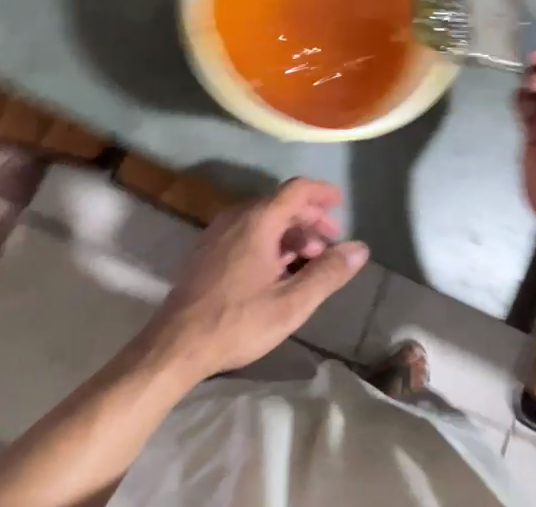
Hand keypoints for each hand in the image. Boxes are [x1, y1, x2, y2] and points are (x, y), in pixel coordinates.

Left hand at [139, 178, 368, 381]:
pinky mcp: (208, 251)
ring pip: (263, 219)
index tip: (341, 203)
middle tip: (330, 244)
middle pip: (280, 203)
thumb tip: (360, 248)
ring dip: (290, 233)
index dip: (322, 193)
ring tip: (308, 263)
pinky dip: (270, 241)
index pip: (296, 190)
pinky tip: (278, 271)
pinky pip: (246, 232)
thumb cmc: (237, 322)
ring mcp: (218, 232)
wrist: (176, 345)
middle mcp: (236, 217)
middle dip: (310, 219)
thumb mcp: (291, 304)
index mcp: (258, 220)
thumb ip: (327, 273)